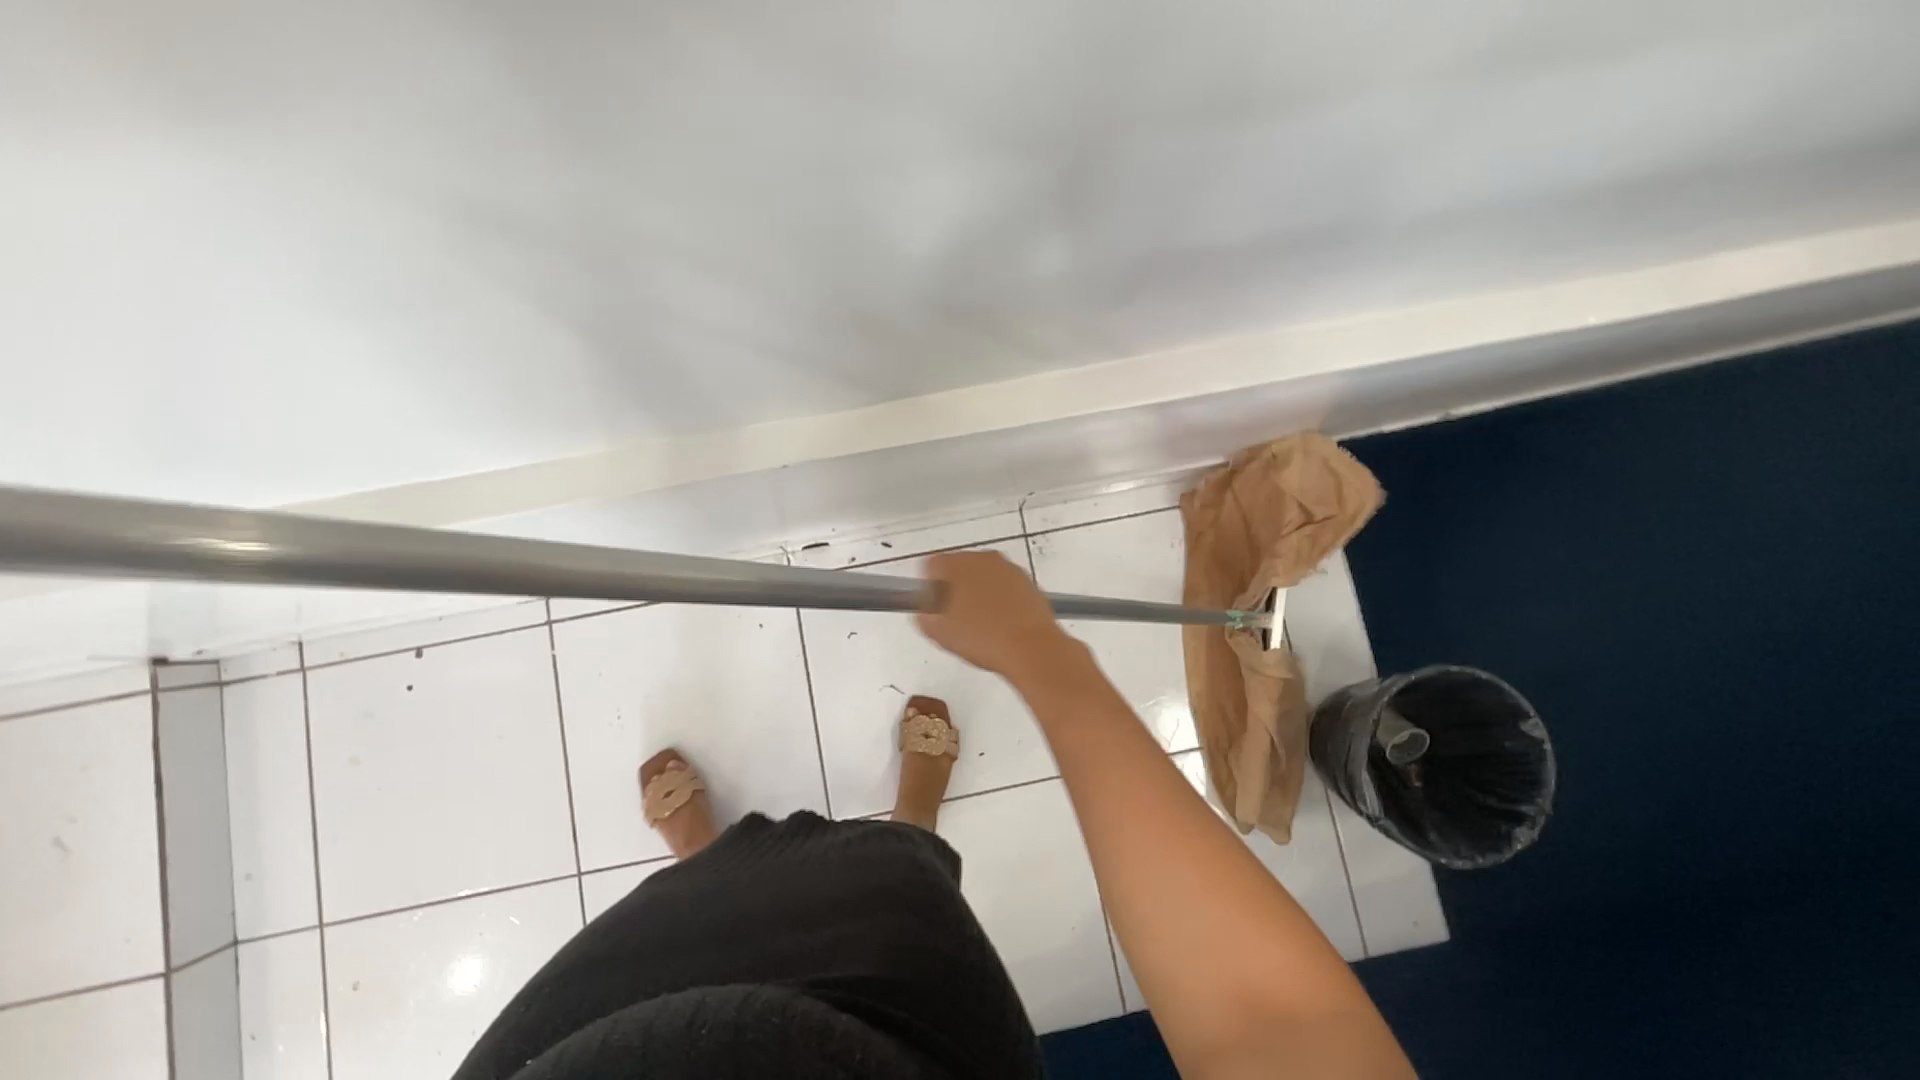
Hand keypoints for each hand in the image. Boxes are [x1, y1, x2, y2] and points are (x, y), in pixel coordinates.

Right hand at [916, 550, 1079, 684]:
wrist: (1031, 647)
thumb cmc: (982, 638)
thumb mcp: (938, 633)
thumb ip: (923, 615)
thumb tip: (926, 610)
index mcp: (954, 564)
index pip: (930, 565)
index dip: (929, 587)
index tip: (933, 607)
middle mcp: (981, 558)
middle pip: (958, 566)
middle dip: (954, 586)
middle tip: (954, 616)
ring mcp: (1007, 566)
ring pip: (983, 574)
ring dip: (978, 590)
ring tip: (979, 622)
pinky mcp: (1027, 579)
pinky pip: (1004, 583)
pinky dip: (999, 596)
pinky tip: (1000, 621)